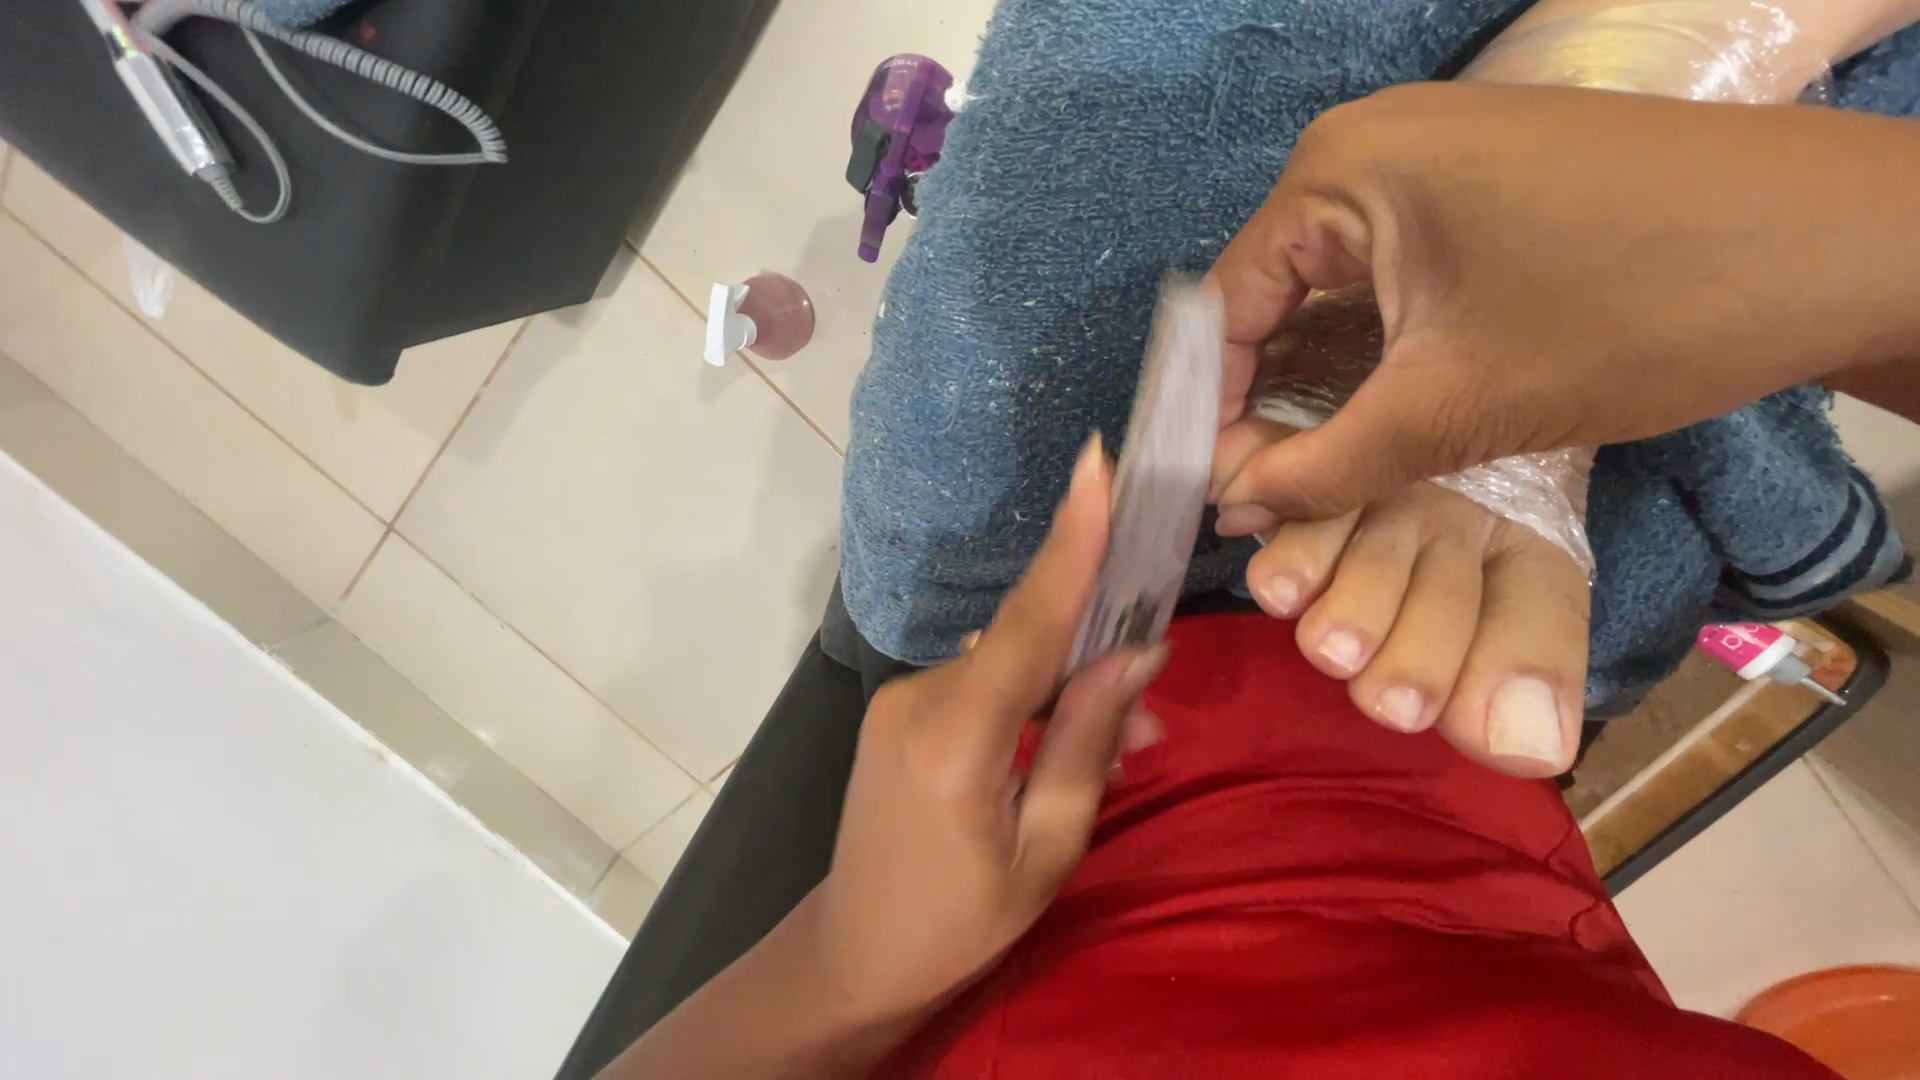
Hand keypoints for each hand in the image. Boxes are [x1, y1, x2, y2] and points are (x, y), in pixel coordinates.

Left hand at [810, 434, 1166, 1024]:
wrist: (855, 953)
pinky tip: (1060, 732)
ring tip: (1120, 731)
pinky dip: (1027, 695)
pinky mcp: (898, 706)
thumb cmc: (959, 921)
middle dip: (1091, 642)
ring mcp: (900, 696)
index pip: (1028, 622)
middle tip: (1149, 679)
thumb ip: (1086, 741)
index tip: (1096, 468)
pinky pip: (980, 680)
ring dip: (1063, 681)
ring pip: (1005, 660)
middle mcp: (918, 696)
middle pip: (1023, 637)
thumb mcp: (1046, 848)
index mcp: (954, 738)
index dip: (1070, 542)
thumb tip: (1135, 656)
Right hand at [1208, 81, 1919, 520]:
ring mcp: (1417, 158)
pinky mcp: (1465, 183)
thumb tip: (1226, 513)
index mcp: (1337, 173)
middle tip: (1260, 489)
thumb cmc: (1640, 311)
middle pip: (1267, 301)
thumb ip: (1317, 470)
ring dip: (1310, 383)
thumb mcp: (1452, 409)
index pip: (1224, 310)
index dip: (1208, 410)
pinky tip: (1364, 408)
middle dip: (1259, 401)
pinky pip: (1373, 277)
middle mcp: (1359, 148)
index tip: (1212, 490)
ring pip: (1321, 294)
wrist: (1865, 244)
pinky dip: (1361, 349)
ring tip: (1305, 463)